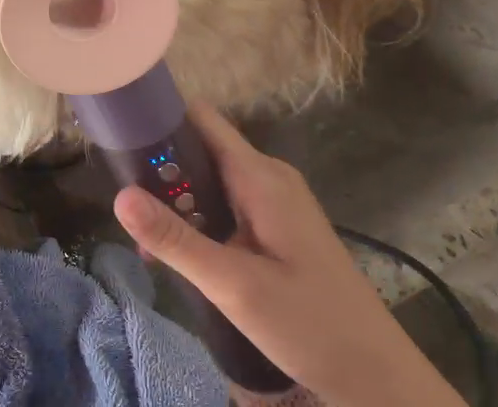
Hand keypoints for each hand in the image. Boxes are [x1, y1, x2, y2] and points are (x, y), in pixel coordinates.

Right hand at [113, 104, 464, 406]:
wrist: (382, 384)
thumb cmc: (313, 326)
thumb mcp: (234, 286)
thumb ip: (175, 239)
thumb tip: (118, 195)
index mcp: (260, 177)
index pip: (198, 117)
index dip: (156, 117)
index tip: (116, 138)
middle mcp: (266, 178)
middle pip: (196, 149)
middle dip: (157, 173)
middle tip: (129, 210)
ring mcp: (273, 203)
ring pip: (205, 182)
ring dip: (173, 204)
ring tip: (148, 241)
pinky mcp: (274, 229)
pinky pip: (221, 206)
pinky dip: (194, 222)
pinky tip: (178, 256)